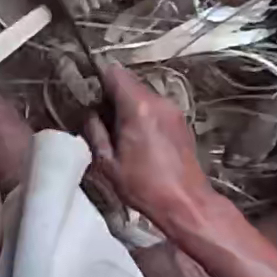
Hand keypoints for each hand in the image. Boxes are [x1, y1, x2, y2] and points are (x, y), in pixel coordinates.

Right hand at [83, 63, 217, 230]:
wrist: (186, 203)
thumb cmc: (144, 187)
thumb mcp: (107, 164)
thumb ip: (95, 132)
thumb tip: (90, 114)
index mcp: (138, 108)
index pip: (115, 73)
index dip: (99, 81)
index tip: (91, 98)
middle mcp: (158, 102)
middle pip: (130, 83)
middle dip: (113, 96)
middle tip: (102, 120)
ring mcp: (173, 110)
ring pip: (144, 95)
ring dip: (129, 107)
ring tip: (121, 134)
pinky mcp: (181, 121)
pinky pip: (157, 108)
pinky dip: (145, 115)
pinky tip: (140, 140)